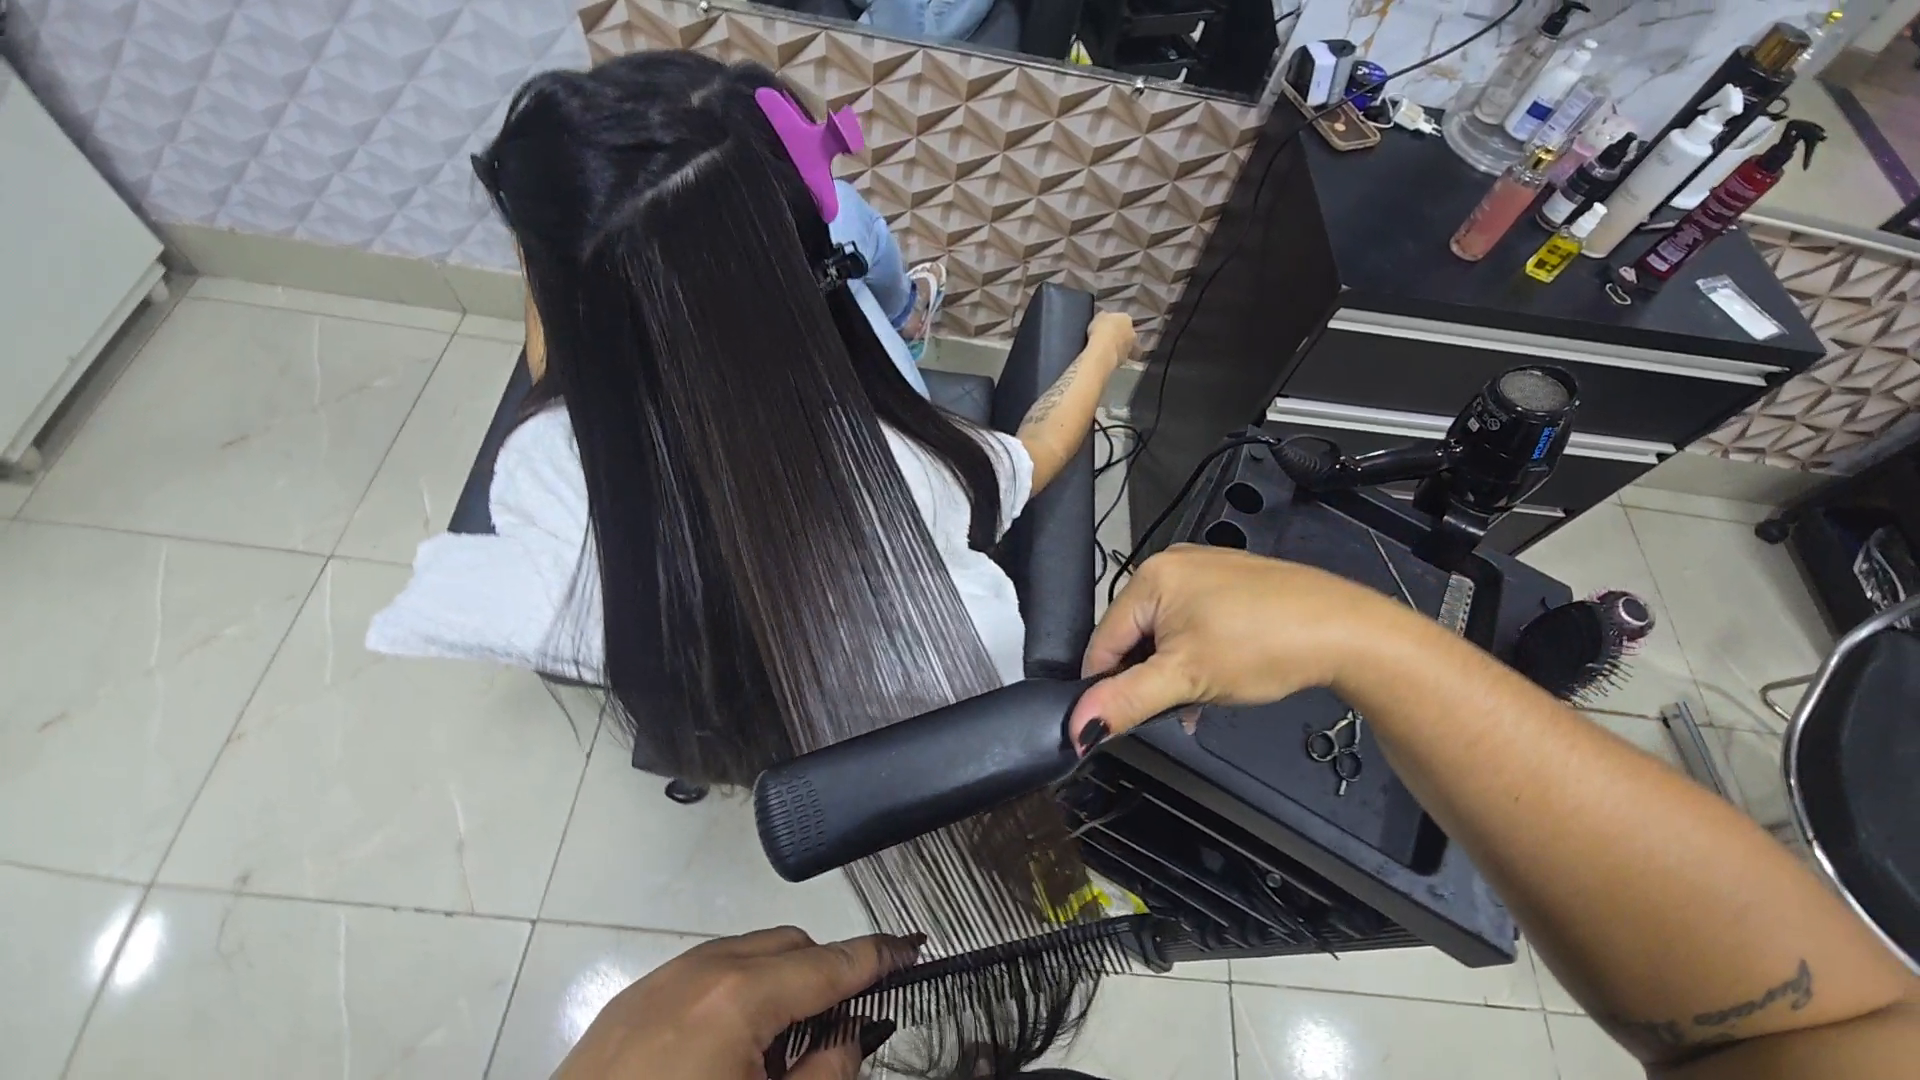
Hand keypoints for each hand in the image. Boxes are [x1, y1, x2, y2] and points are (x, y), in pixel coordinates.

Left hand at [553, 926, 919, 1079]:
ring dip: (781, 980)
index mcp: (741, 994)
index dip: (879, 955)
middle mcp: (705, 966)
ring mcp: (664, 976)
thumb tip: (848, 1036)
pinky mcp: (634, 997)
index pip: (832, 962)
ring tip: (777, 1046)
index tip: (914, 949)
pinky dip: (738, 989)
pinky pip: (708, 970)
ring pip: (749, 951)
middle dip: (826, 971)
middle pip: (792, 944)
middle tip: (840, 1023)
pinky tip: (725, 1048)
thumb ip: (824, 1074)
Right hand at [1069, 545, 1414, 743]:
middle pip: (1133, 635)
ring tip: (1203, 694)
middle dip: (1148, 677)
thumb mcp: (1186, 679)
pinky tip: (1219, 675)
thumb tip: (1076, 730)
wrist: (1348, 631)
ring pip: (1164, 632)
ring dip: (1173, 670)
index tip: (1125, 717)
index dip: (1107, 685)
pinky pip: (1193, 620)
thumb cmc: (1263, 646)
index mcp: (1150, 576)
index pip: (1102, 640)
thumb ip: (1126, 702)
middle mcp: (1172, 563)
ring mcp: (1205, 569)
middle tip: (1176, 706)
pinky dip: (1196, 652)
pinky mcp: (1232, 581)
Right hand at [1086, 311, 1135, 367]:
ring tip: (1108, 350)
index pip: (1123, 319)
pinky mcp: (1126, 360)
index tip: (1109, 326)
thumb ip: (1106, 317)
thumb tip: (1107, 319)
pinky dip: (1116, 357)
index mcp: (1126, 318)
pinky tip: (1108, 358)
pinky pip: (1121, 356)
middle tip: (1110, 338)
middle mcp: (1132, 332)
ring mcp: (1130, 347)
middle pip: (1128, 333)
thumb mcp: (1099, 317)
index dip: (1116, 323)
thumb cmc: (1100, 330)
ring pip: (1126, 346)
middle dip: (1121, 335)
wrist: (1102, 351)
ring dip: (1120, 347)